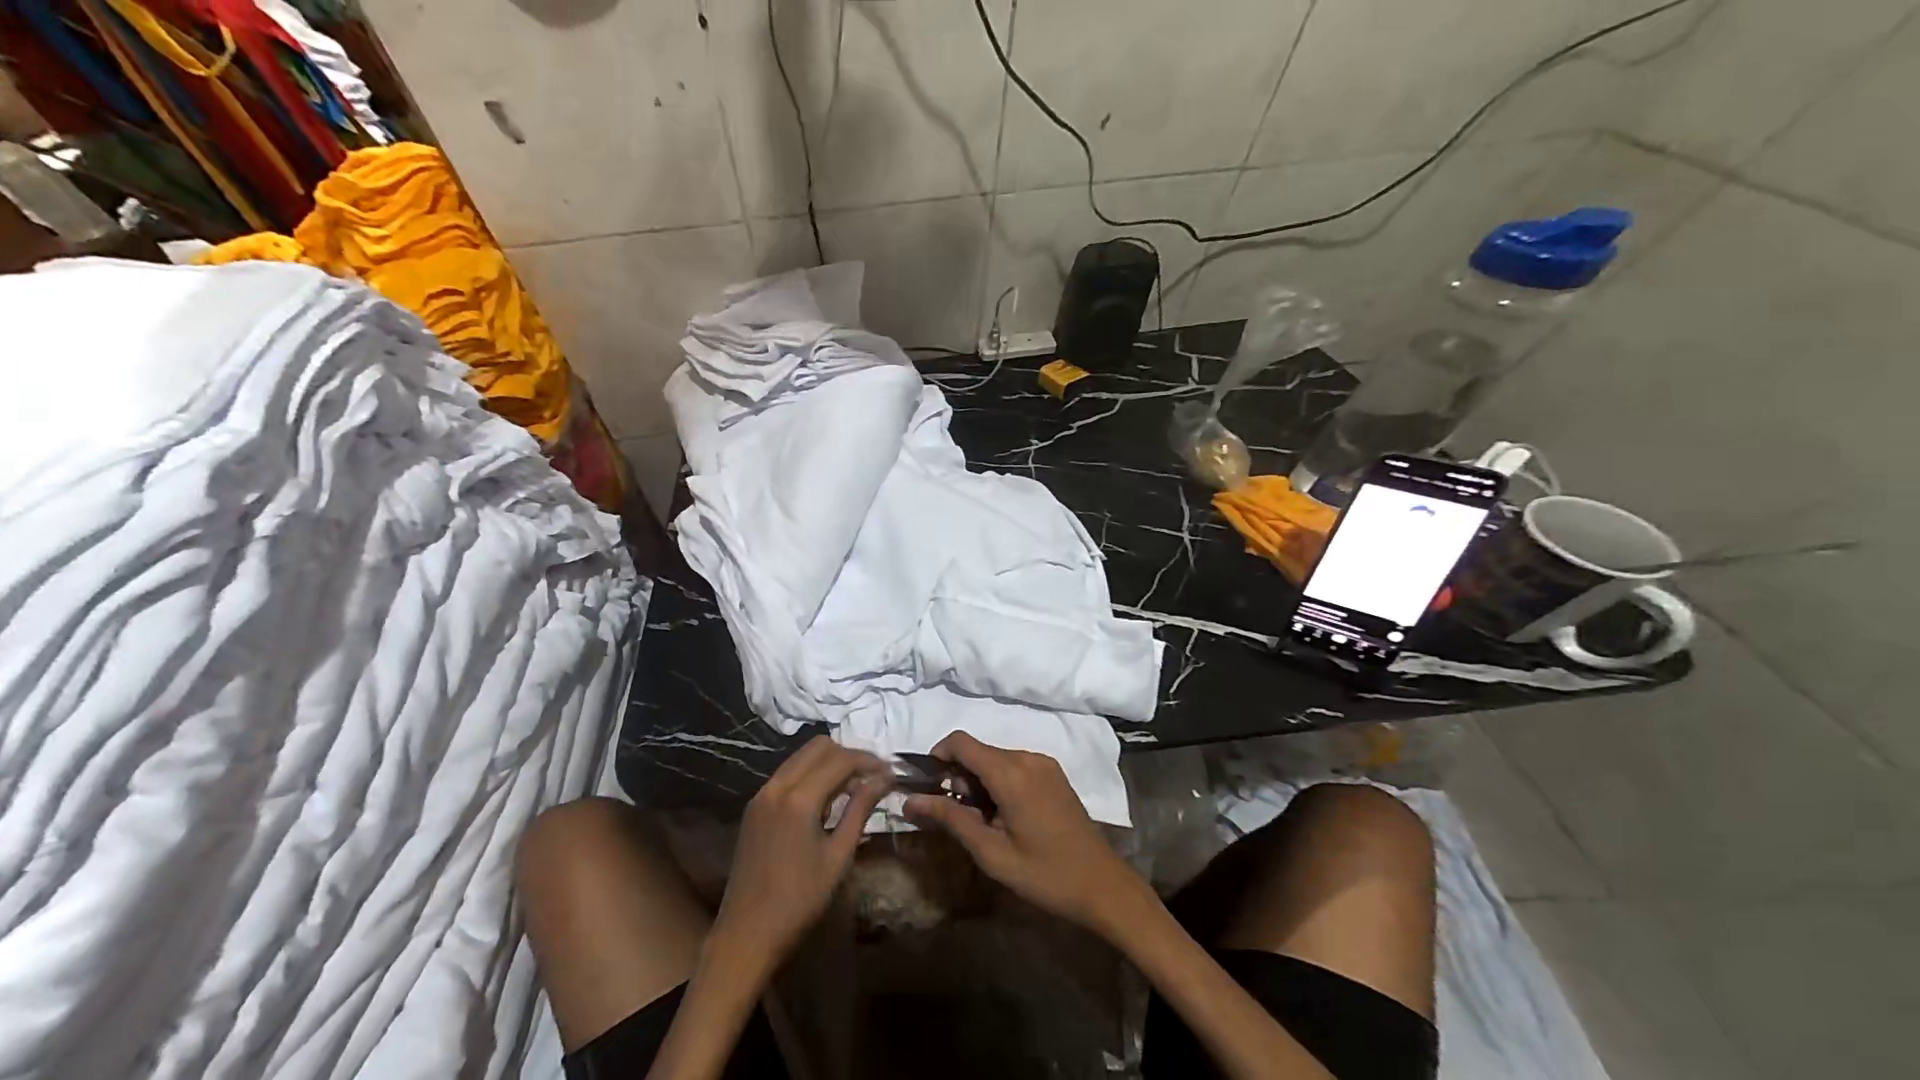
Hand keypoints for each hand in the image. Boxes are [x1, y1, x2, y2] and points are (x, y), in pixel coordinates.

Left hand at [715, 736, 892, 961]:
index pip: (841, 759)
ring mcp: (761, 795)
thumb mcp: (838, 855)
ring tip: (851, 788)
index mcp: (799, 798)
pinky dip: (809, 775)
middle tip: (870, 778)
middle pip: (818, 746)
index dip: (869, 761)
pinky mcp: (754, 808)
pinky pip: (786, 774)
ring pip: (800, 757)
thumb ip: (860, 809)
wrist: (747, 935)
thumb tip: (884, 779)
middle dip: (848, 755)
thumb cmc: (800, 901)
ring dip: (828, 763)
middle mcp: (776, 786)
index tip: (890, 774)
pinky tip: (824, 801)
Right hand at [904, 731, 1152, 934]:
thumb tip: (909, 801)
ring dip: (979, 782)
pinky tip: (1004, 817)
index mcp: (1011, 773)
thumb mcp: (991, 852)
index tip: (928, 787)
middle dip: (958, 776)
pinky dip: (999, 783)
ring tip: (982, 823)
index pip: (961, 742)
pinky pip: (1015, 766)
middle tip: (956, 817)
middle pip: (978, 751)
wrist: (1103, 886)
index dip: (937, 757)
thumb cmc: (1044, 875)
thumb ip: (950, 820)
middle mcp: (1028, 758)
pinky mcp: (1054, 775)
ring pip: (995, 759)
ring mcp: (1044, 764)